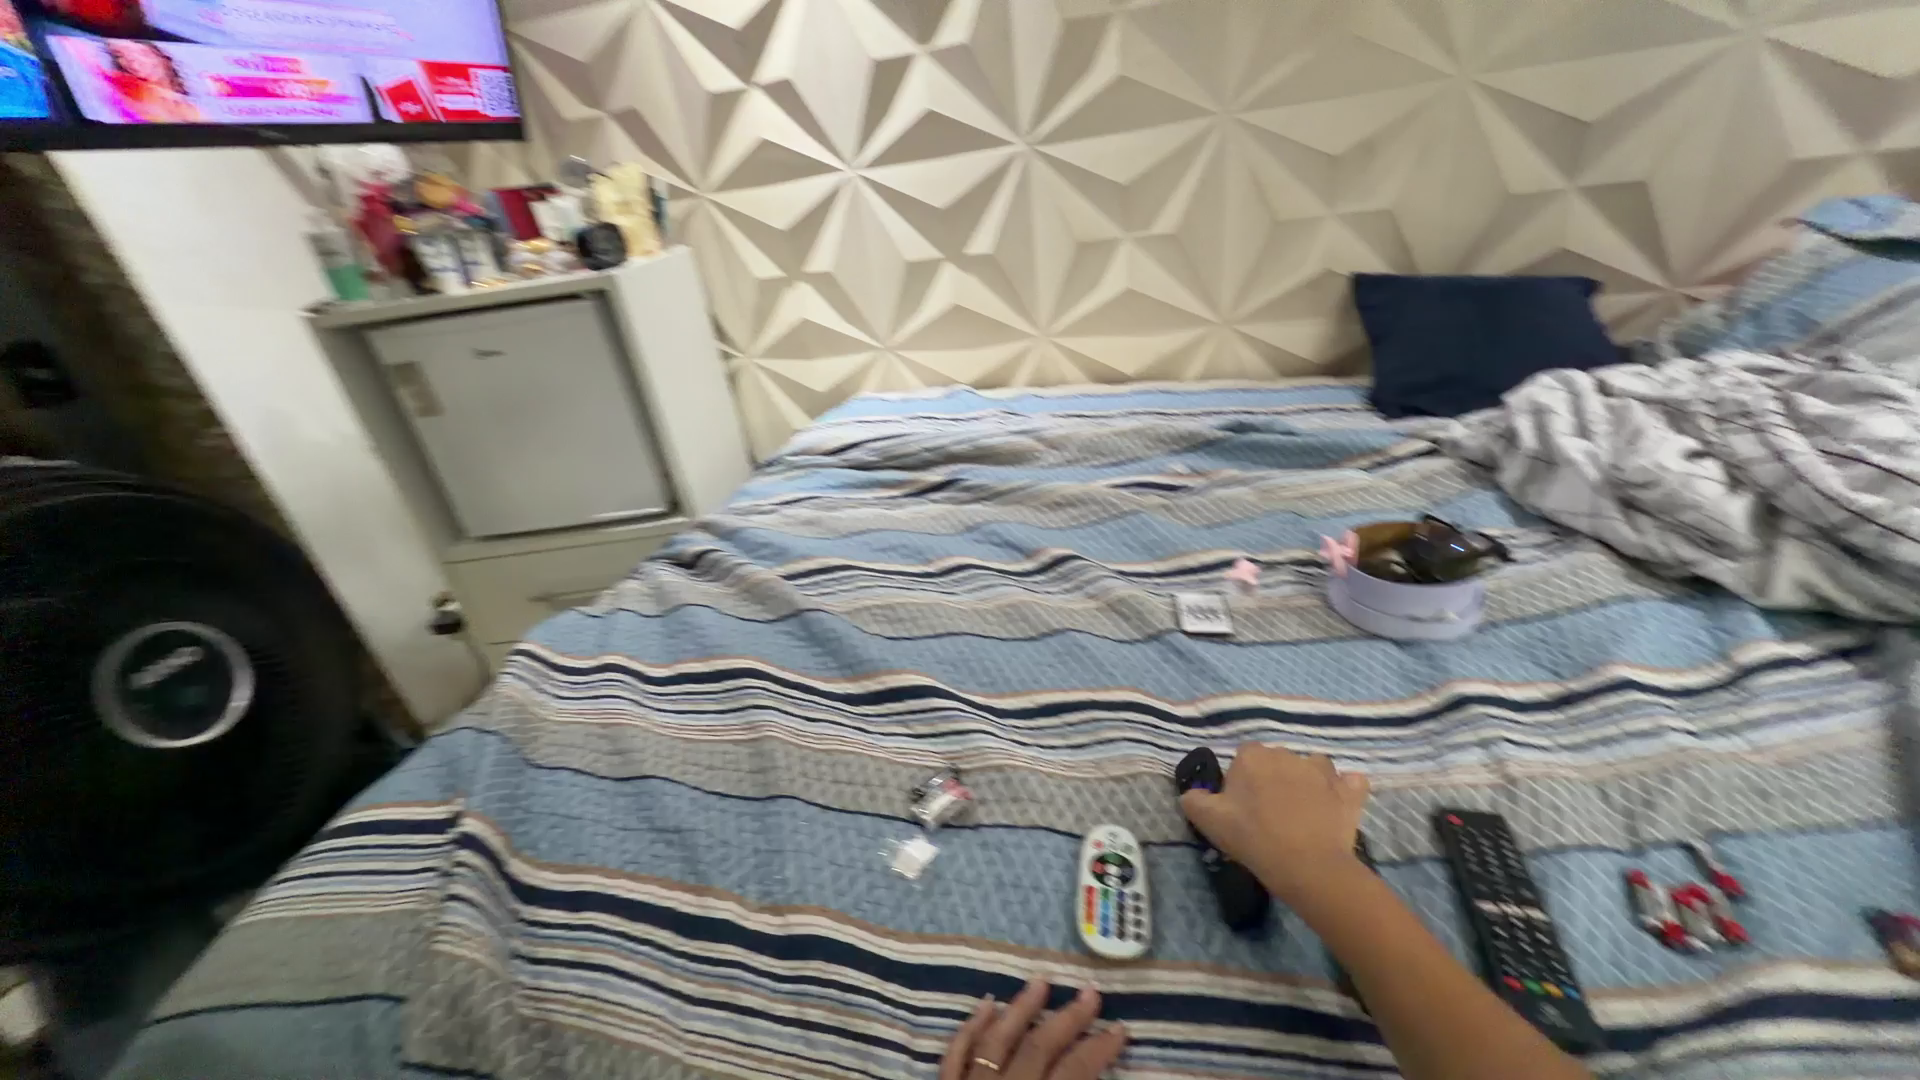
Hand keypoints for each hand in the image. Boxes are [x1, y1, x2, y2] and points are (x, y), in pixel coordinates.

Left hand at [940, 977, 1126, 1079]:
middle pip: (1037, 1048)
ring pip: (994, 1041)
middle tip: (1090, 991)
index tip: (1120, 1028)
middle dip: (1066, 1020)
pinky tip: (985, 1005)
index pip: (1072, 1071)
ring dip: (1019, 1010)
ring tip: (1040, 981)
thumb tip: (1094, 1072)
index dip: (1098, 1049)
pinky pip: (954, 1055)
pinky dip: (970, 1029)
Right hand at [1179, 743, 1369, 905]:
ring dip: (1308, 781)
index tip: (1241, 807)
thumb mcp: (1209, 822)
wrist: (1308, 867)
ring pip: (1312, 768)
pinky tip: (1336, 805)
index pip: (1243, 758)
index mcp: (1253, 757)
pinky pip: (1350, 782)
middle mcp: (1287, 754)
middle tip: (1268, 814)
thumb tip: (1193, 793)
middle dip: (1272, 779)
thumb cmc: (1254, 838)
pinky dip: (1345, 790)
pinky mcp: (1350, 791)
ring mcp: (1323, 771)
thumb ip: (1194, 800)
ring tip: (1302, 812)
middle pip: (1276, 761)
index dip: (1241, 781)